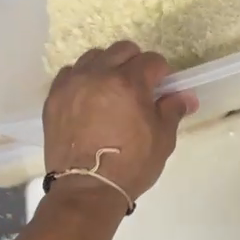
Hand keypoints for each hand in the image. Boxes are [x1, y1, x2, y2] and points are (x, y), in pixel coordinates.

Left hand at [42, 41, 194, 207]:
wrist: (88, 188)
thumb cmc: (132, 165)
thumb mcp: (162, 139)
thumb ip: (172, 110)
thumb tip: (186, 96)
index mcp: (129, 83)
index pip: (152, 60)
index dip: (162, 72)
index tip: (163, 87)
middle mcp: (98, 75)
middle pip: (121, 50)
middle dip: (135, 62)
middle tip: (140, 86)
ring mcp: (72, 84)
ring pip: (93, 57)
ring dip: (107, 67)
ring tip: (112, 90)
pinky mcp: (54, 98)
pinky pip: (71, 74)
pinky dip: (83, 79)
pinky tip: (90, 98)